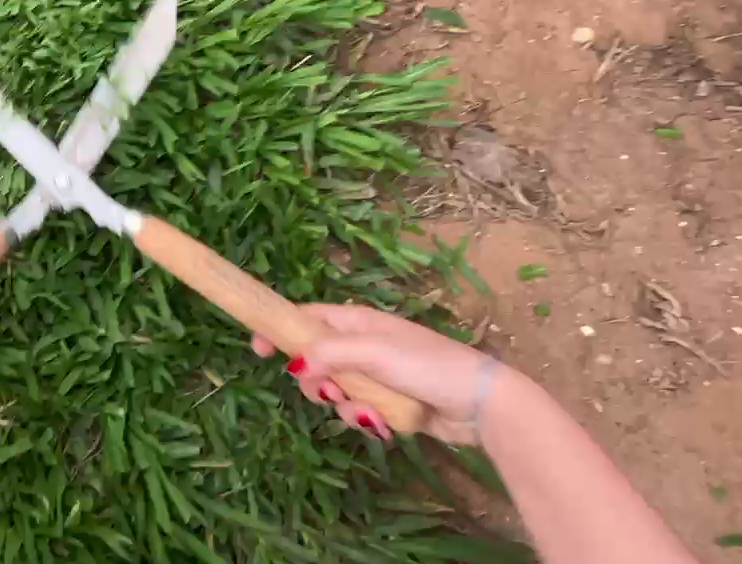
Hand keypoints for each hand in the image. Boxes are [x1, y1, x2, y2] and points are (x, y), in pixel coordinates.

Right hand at [252, 303, 506, 444]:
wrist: (483, 404)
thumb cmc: (426, 364)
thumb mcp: (373, 350)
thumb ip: (328, 353)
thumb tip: (293, 365)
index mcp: (355, 321)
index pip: (304, 319)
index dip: (279, 330)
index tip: (258, 348)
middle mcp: (360, 345)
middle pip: (313, 359)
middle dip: (316, 379)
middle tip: (327, 392)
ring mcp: (374, 375)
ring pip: (333, 388)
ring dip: (342, 402)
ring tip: (364, 411)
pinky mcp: (388, 403)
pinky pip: (357, 409)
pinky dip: (365, 418)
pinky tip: (384, 423)